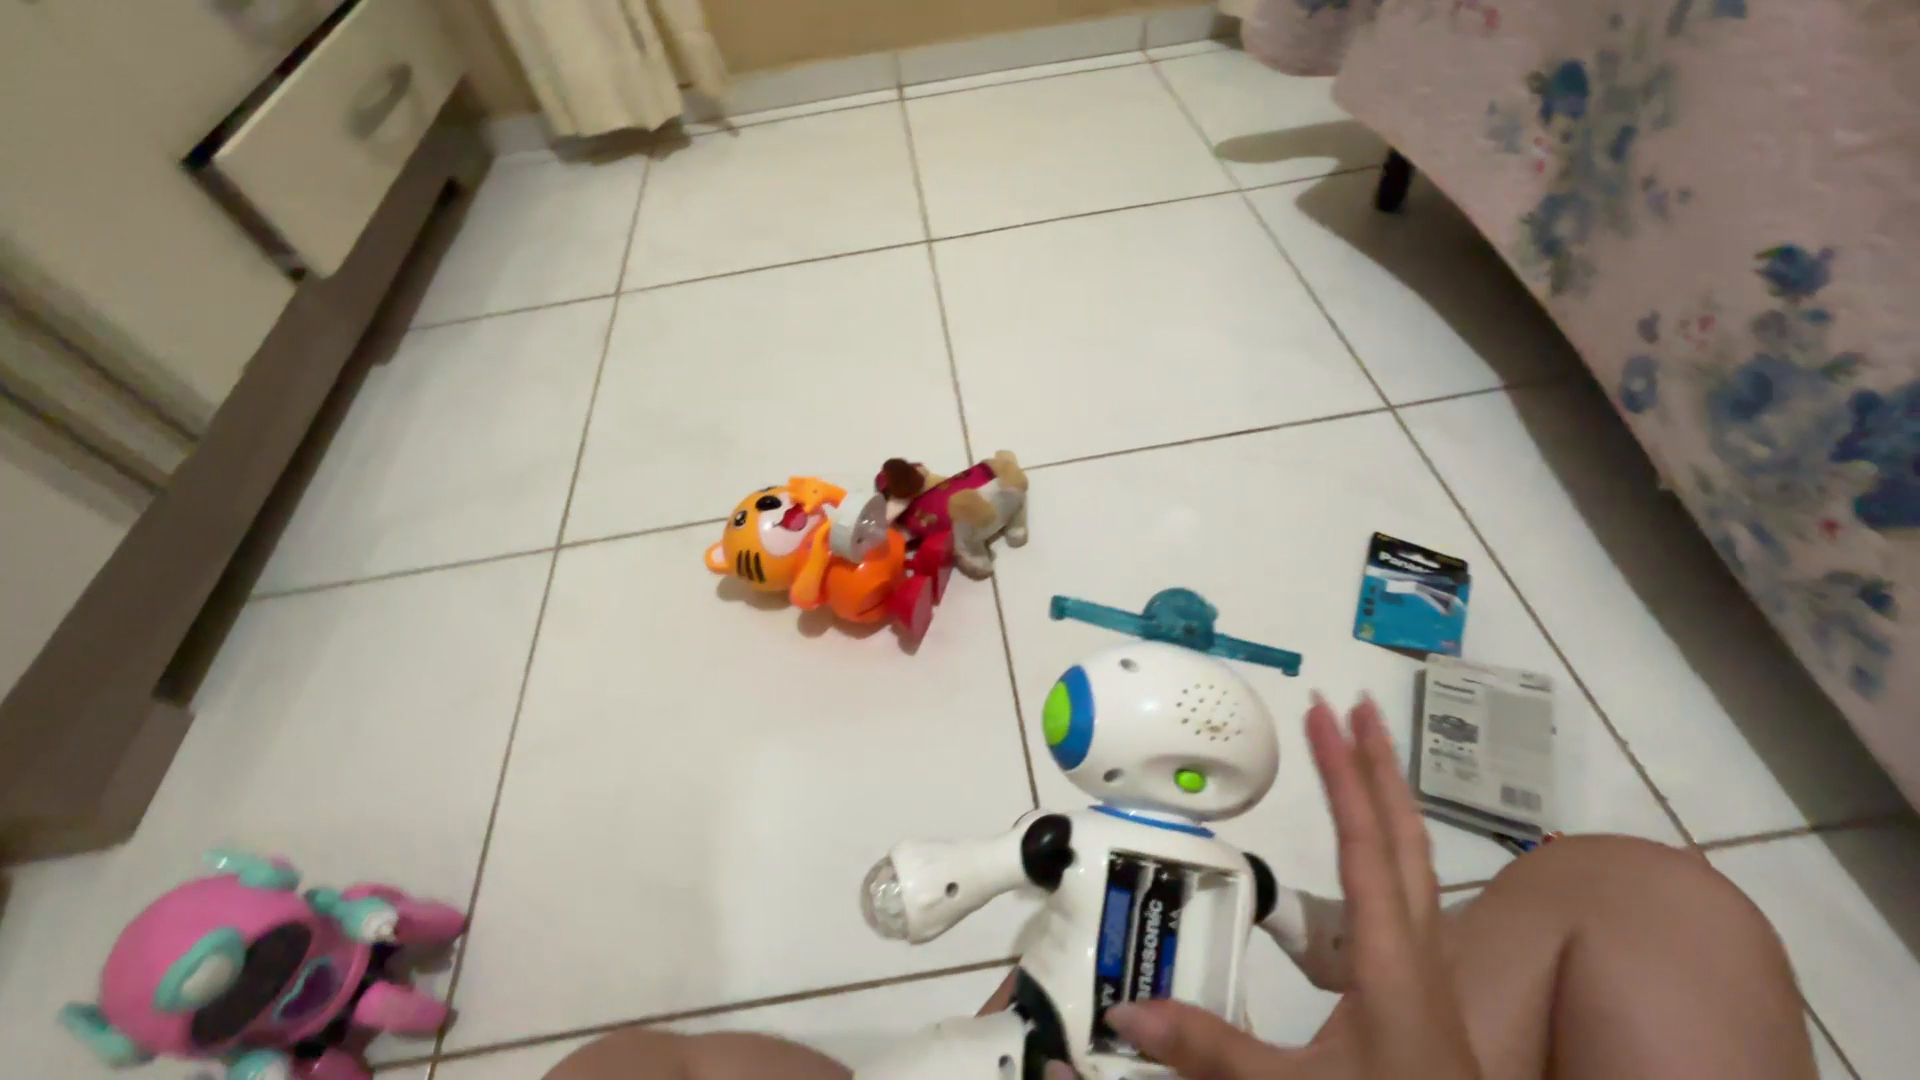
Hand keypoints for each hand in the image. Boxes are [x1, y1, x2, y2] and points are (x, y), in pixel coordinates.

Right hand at [1098, 694, 1480, 1079]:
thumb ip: (1209, 1050)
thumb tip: (1127, 1008)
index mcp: (1387, 961)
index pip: (1363, 846)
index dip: (1342, 775)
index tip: (1323, 718)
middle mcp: (1415, 945)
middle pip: (1401, 835)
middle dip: (1378, 763)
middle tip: (1355, 705)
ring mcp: (1426, 958)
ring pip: (1415, 856)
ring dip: (1391, 793)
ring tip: (1370, 745)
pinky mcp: (1421, 973)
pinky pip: (1411, 882)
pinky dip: (1394, 835)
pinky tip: (1377, 836)